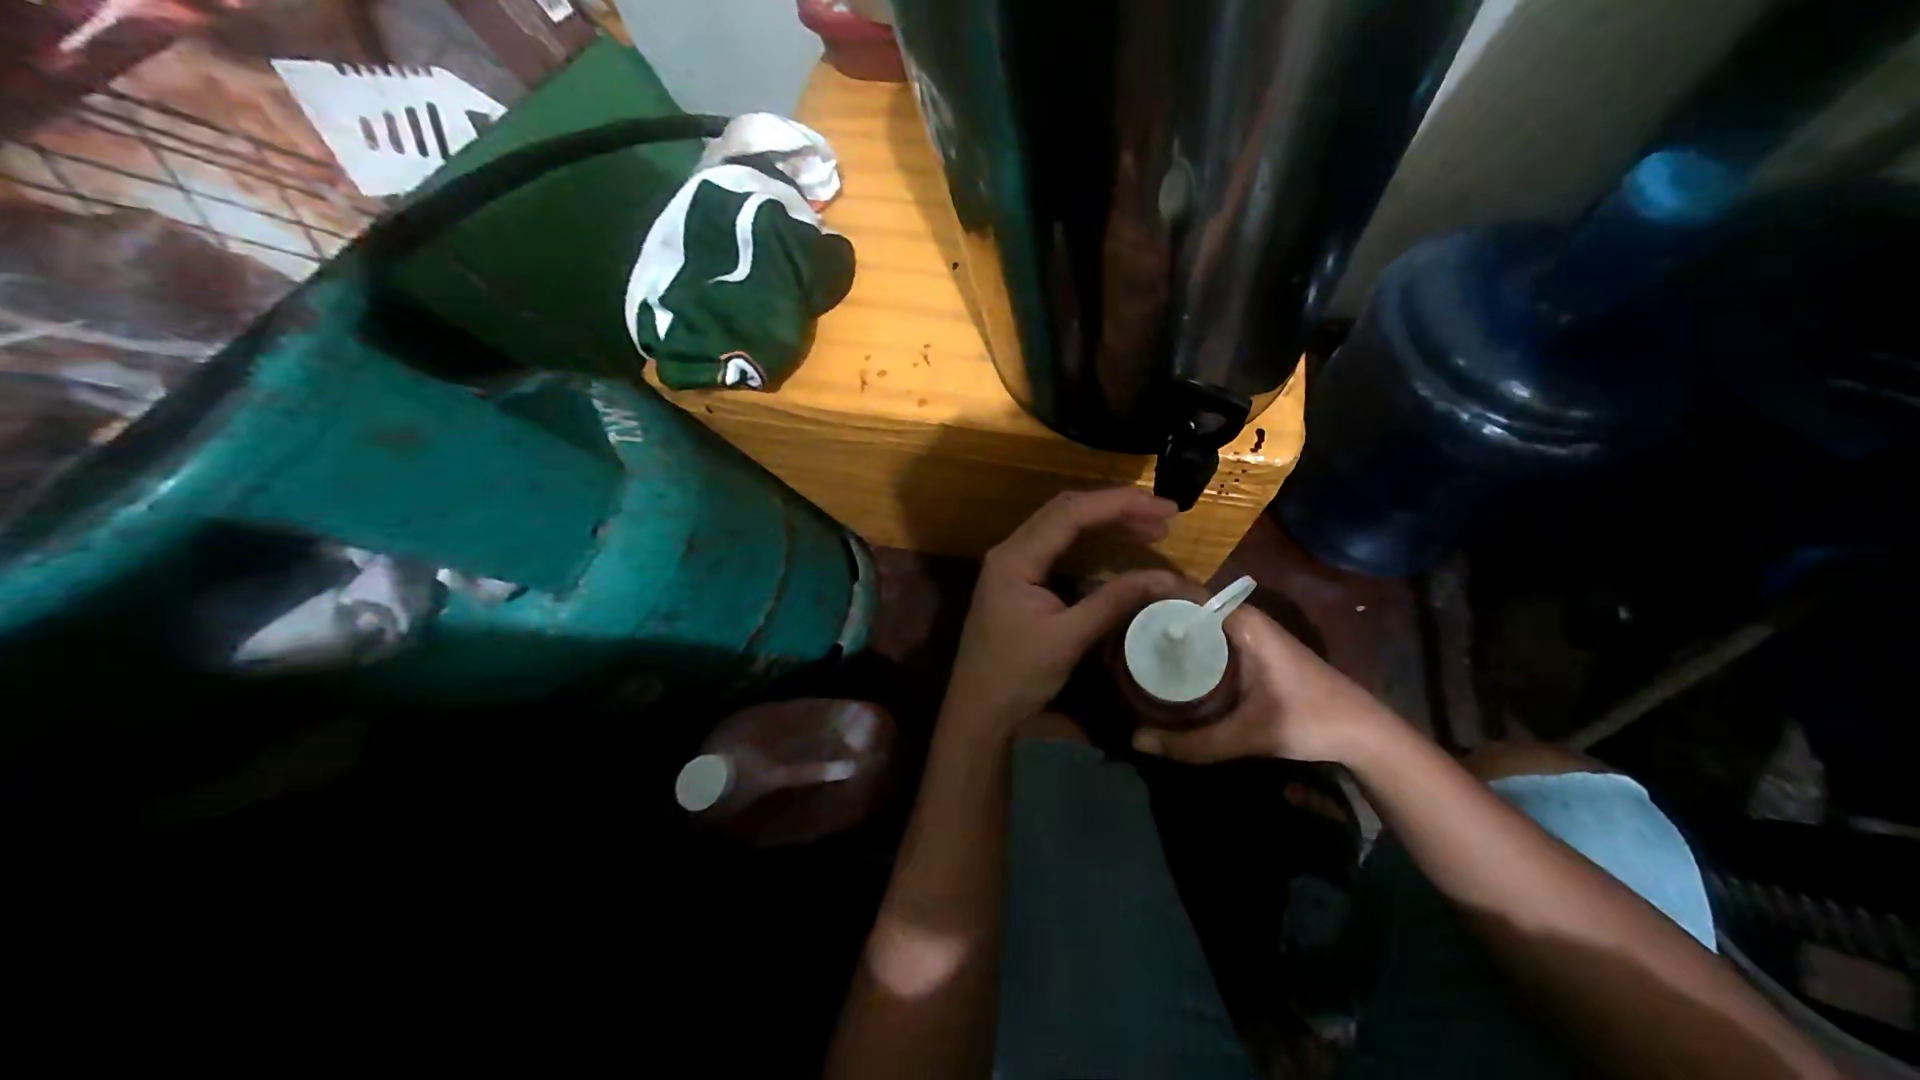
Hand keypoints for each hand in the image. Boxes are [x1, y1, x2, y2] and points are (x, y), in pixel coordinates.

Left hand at [943, 488, 1180, 736]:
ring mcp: (1012, 564)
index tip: (1165, 509)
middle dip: (1117, 509)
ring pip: (1062, 527)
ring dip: (1105, 523)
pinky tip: (1118, 547)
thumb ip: (1114, 602)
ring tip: (1152, 530)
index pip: (1071, 513)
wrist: (979, 710)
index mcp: (1015, 558)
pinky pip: (1058, 547)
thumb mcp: (1069, 638)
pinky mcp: (1019, 580)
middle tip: (1164, 517)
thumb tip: (1166, 578)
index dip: (1120, 505)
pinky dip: (1090, 542)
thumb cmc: (1017, 676)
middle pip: (1066, 511)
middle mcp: (1010, 551)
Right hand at [1131, 602, 1400, 764]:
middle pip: (1185, 607)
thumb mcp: (1248, 735)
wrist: (1364, 733)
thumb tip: (1135, 740)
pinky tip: (1164, 666)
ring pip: (1196, 623)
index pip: (1184, 592)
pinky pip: (1207, 638)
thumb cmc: (1309, 721)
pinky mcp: (1251, 650)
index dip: (1149, 595)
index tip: (1115, 606)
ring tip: (1127, 645)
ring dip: (1167, 631)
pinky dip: (1185, 646)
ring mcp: (1248, 633)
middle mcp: (1242, 619)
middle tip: (1113, 632)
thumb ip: (1192, 743)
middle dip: (1151, 616)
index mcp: (1242, 622)